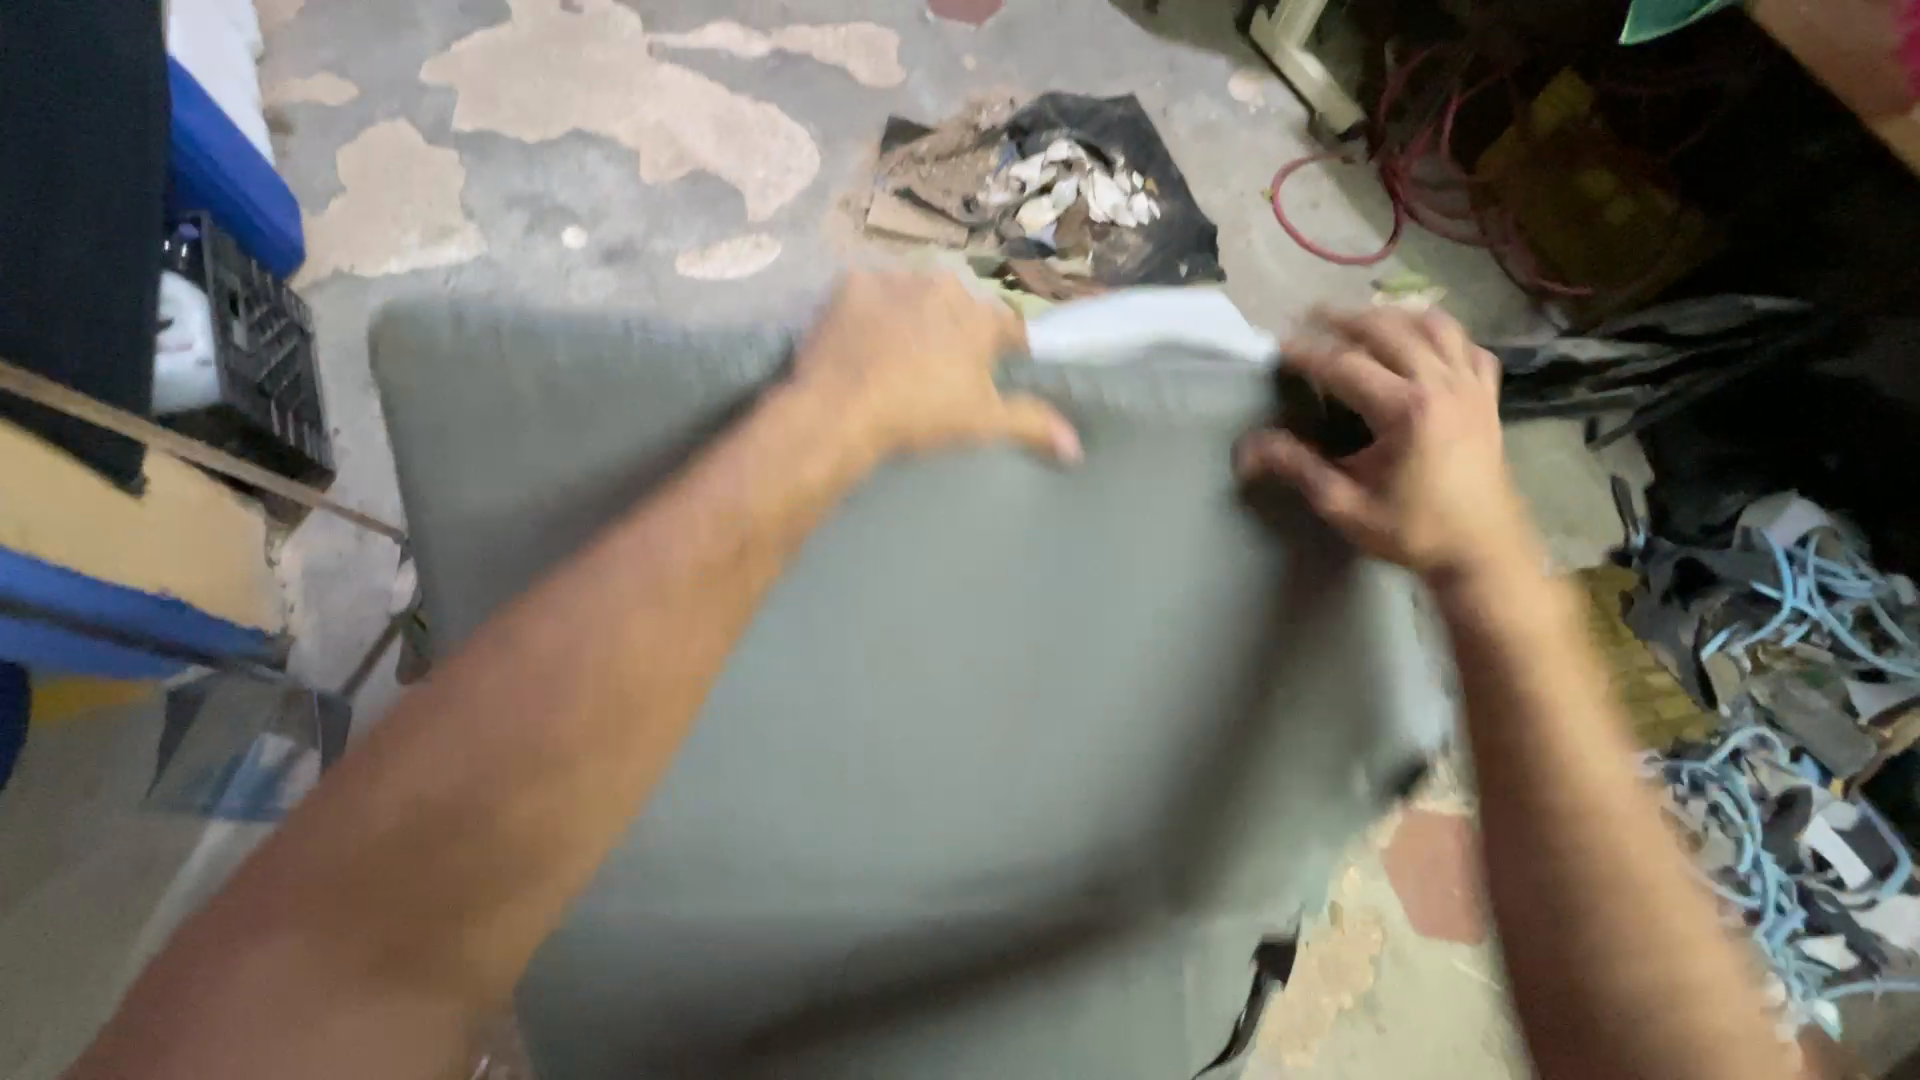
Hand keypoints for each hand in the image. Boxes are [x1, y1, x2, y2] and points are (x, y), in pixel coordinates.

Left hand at [789, 269, 1081, 463]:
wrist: (840, 408)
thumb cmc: (921, 414)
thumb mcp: (983, 422)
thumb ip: (1032, 424)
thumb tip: (1076, 446)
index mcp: (981, 316)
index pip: (1011, 328)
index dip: (1007, 350)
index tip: (998, 370)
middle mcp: (943, 285)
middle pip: (960, 308)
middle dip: (955, 332)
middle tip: (938, 372)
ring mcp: (894, 280)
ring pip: (914, 297)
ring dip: (913, 318)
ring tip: (895, 358)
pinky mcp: (850, 284)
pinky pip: (871, 296)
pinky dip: (871, 315)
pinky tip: (863, 344)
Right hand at [1235, 307, 1537, 584]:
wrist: (1484, 551)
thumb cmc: (1411, 531)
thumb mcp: (1343, 505)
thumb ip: (1297, 468)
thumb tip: (1248, 447)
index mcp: (1405, 410)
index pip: (1344, 365)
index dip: (1306, 353)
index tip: (1277, 346)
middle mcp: (1441, 384)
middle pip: (1387, 329)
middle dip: (1343, 319)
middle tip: (1309, 317)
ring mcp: (1470, 386)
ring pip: (1432, 325)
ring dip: (1390, 316)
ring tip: (1360, 318)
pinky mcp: (1487, 396)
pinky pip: (1466, 344)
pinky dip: (1438, 333)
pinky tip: (1419, 340)